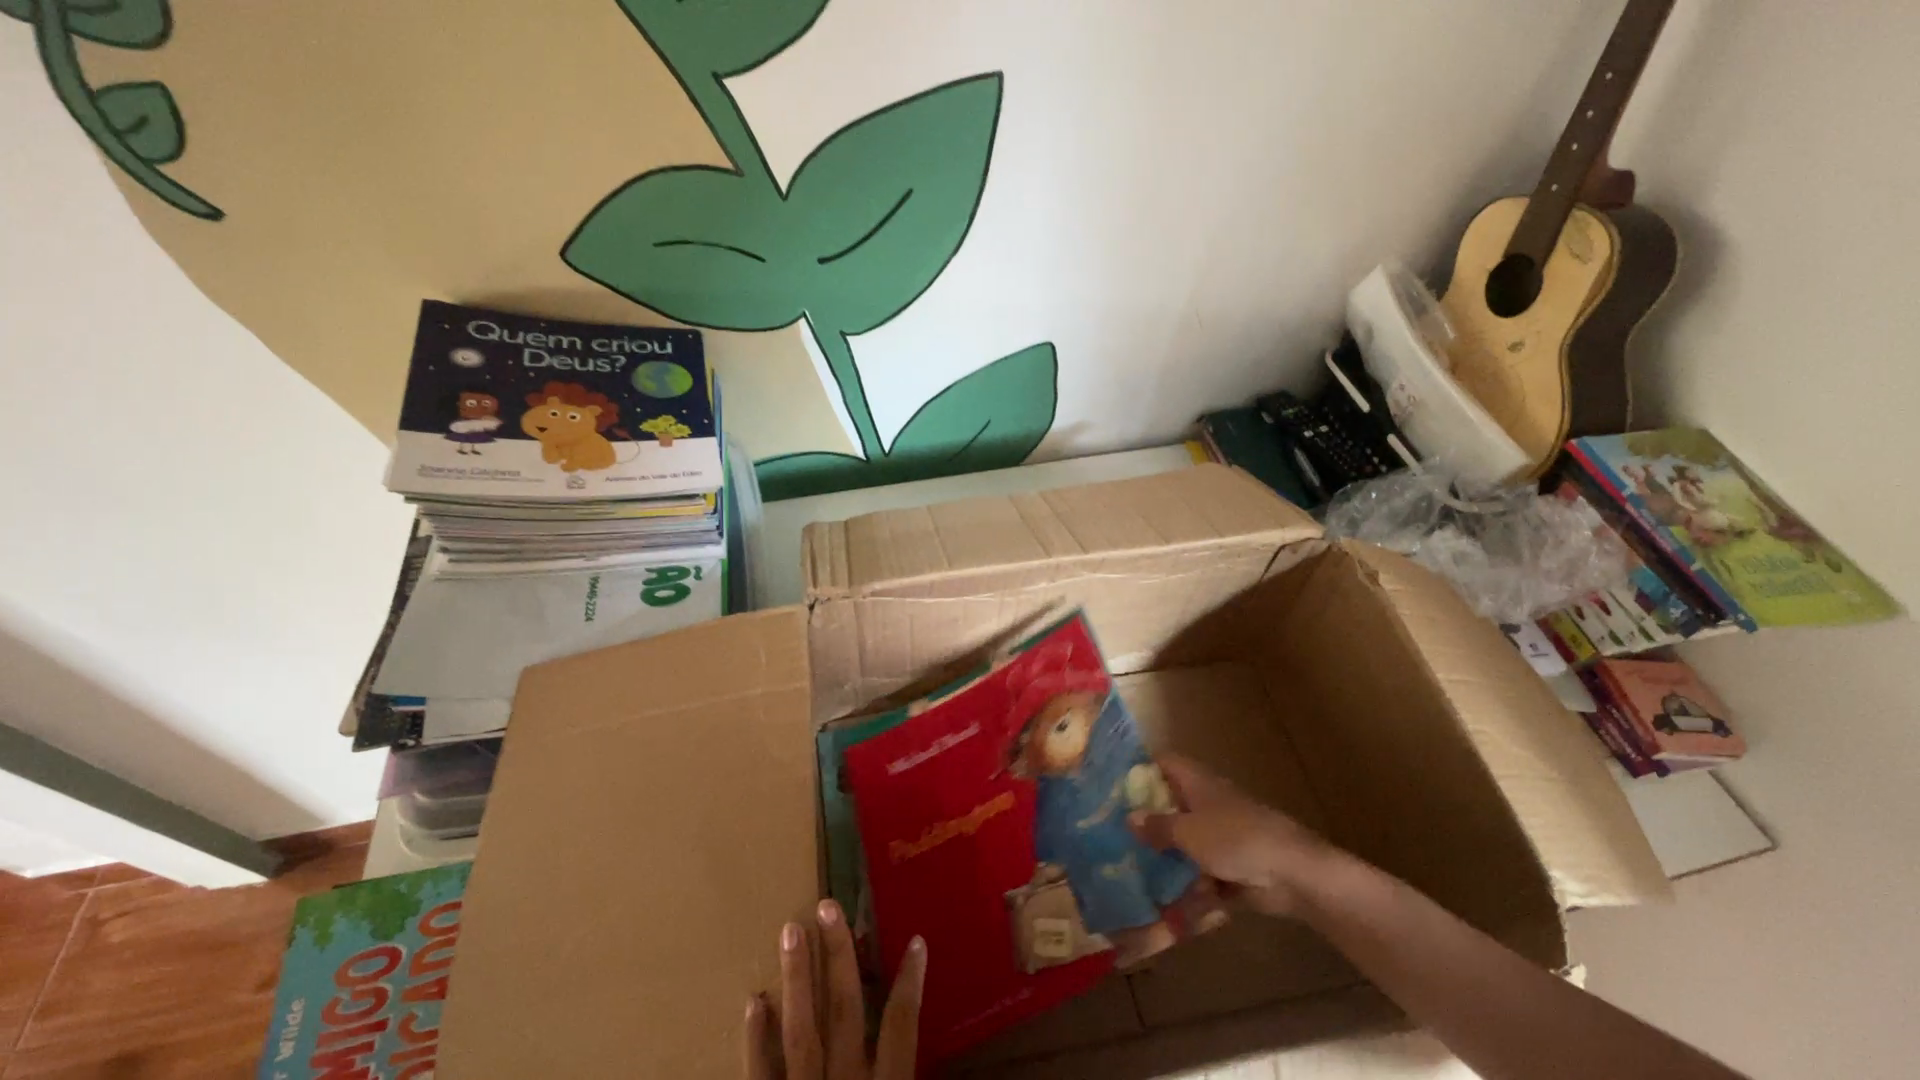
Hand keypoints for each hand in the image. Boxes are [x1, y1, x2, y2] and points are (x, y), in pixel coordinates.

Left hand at [745, 899, 926, 1079]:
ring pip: (800, 1029)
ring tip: (790, 930)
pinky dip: (756, 1036)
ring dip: (796, 978)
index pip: (900, 1025)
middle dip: (837, 956)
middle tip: (827, 907)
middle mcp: (845, 1079)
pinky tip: (755, 1000)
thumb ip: (905, 1068)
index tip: (915, 941)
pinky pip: (760, 1070)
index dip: (909, 982)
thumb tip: (925, 1040)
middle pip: (844, 1010)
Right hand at [1128, 755, 1338, 917]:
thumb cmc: (1237, 840)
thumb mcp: (1189, 833)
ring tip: (1124, 869)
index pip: (1164, 763)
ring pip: (1181, 841)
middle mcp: (1207, 804)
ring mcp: (1219, 836)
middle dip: (1144, 818)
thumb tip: (1128, 817)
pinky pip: (1197, 872)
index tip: (1110, 783)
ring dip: (1161, 855)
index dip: (1139, 767)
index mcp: (1198, 784)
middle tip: (1108, 832)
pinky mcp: (1229, 866)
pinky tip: (1155, 899)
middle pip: (1169, 803)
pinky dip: (1182, 883)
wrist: (1293, 875)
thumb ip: (1157, 826)